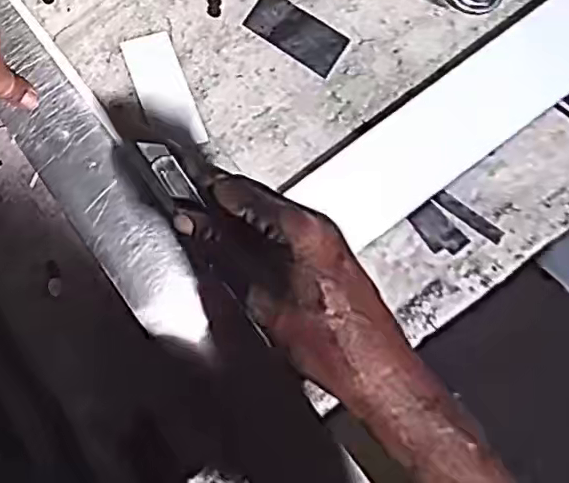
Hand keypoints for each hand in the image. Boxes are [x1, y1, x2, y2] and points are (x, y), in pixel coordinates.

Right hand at [179, 175, 428, 409]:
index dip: (207, 188)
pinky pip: (284, 228)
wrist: (384, 382)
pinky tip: (242, 248)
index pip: (242, 191)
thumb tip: (197, 228)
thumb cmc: (338, 352)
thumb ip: (224, 256)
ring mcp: (328, 238)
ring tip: (208, 227)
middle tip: (190, 207)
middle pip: (257, 197)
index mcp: (303, 227)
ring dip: (239, 217)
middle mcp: (319, 225)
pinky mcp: (330, 254)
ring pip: (270, 213)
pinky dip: (259, 231)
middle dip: (221, 201)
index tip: (185, 186)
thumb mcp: (264, 303)